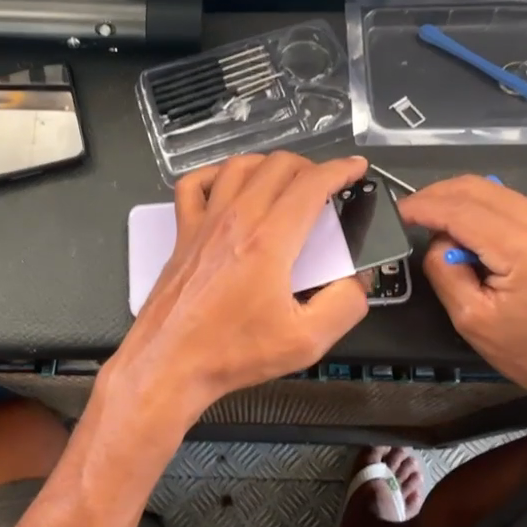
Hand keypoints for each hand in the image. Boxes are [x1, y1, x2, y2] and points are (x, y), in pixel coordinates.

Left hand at [105, 153, 370, 425]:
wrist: (170, 363)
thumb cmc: (234, 352)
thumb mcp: (306, 341)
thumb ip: (344, 305)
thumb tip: (356, 280)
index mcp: (270, 240)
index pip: (311, 184)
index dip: (340, 170)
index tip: (356, 168)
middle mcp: (236, 219)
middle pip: (278, 166)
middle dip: (310, 166)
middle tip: (326, 185)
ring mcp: (204, 221)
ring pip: (239, 166)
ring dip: (269, 164)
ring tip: (286, 180)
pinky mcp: (183, 232)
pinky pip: (195, 184)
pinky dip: (217, 174)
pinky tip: (229, 184)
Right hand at [398, 175, 526, 452]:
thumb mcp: (472, 319)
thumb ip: (445, 270)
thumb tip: (438, 241)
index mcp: (525, 248)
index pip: (460, 209)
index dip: (422, 206)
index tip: (395, 212)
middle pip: (476, 187)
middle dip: (437, 196)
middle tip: (409, 215)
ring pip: (493, 191)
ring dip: (459, 201)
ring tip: (434, 224)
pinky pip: (511, 203)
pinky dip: (482, 209)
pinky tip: (468, 232)